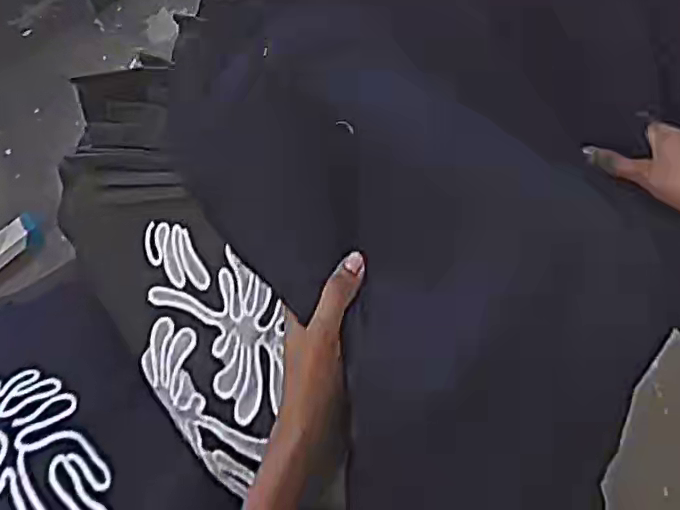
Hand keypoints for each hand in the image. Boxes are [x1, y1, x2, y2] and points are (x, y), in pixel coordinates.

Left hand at [245, 252, 363, 509]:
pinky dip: (368, 325)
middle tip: (369, 259)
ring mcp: (328, 344)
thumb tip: (353, 261)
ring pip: (345, 312)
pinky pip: (357, 333)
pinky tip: (382, 322)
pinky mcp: (344, 362)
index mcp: (298, 312)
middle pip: (330, 292)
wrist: (314, 440)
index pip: (309, 274)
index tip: (343, 240)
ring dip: (359, 302)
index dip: (324, 257)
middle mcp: (311, 325)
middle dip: (347, 277)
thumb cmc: (307, 392)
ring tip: (378, 284)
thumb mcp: (323, 333)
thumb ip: (335, 295)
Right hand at [586, 123, 679, 241]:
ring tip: (662, 187)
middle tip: (639, 172)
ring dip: (673, 168)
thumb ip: (618, 165)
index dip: (632, 137)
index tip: (622, 150)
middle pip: (662, 142)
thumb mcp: (646, 177)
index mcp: (666, 133)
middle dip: (652, 154)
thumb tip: (589, 152)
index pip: (643, 126)